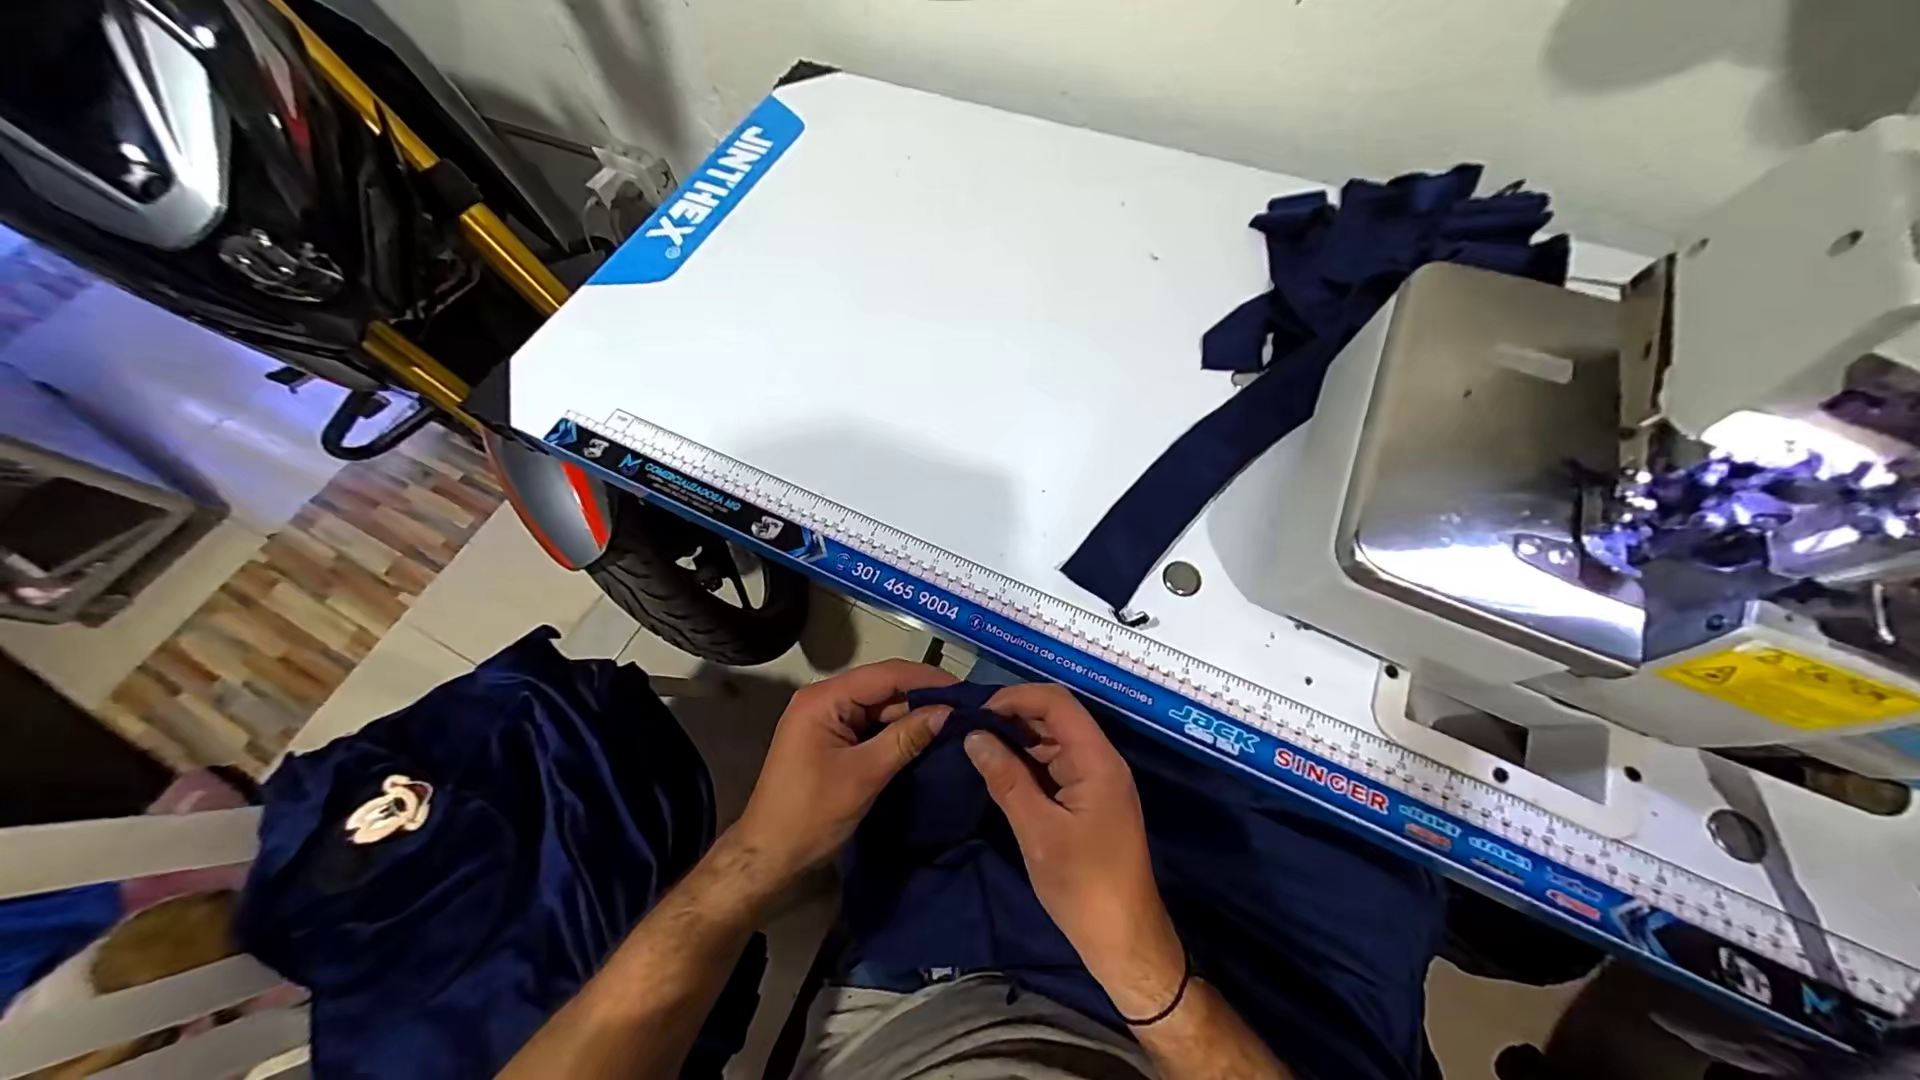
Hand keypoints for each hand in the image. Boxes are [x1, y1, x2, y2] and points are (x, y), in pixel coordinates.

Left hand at [730, 659, 956, 889]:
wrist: (768, 857)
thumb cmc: (810, 815)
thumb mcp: (863, 775)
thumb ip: (905, 738)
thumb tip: (946, 712)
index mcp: (824, 698)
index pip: (886, 674)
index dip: (927, 679)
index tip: (965, 690)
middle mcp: (824, 698)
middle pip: (884, 686)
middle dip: (924, 695)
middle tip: (966, 707)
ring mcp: (827, 718)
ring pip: (881, 705)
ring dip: (913, 713)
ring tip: (955, 719)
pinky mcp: (833, 737)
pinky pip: (872, 723)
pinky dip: (898, 729)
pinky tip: (926, 735)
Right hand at [963, 683, 1185, 1018]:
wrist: (1124, 940)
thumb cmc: (1084, 886)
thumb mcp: (1037, 831)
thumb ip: (1006, 778)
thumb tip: (974, 736)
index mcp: (1097, 760)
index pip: (1057, 703)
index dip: (1017, 698)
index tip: (978, 712)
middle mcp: (1100, 761)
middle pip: (1056, 717)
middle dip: (1012, 716)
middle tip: (969, 728)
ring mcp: (1095, 780)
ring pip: (1053, 741)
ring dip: (1016, 740)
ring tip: (975, 745)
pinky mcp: (1088, 799)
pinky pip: (1055, 766)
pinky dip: (1026, 762)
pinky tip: (997, 769)